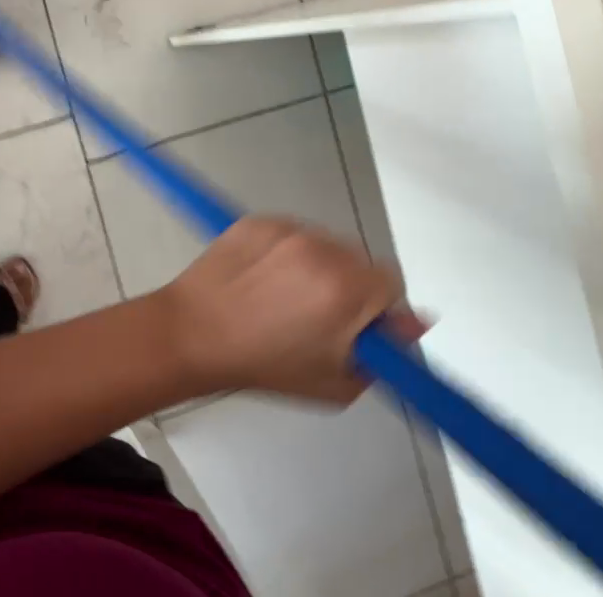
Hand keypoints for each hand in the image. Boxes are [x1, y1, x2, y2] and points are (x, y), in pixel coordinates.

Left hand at [160, 216, 419, 403]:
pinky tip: (262, 279)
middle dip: (349, 286)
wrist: (192, 333)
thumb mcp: (338, 382)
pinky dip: (285, 252)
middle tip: (317, 315)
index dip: (377, 309)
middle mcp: (323, 250)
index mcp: (349, 289)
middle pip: (359, 261)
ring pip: (324, 245)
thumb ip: (385, 355)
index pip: (393, 285)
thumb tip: (410, 325)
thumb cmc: (264, 364)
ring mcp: (287, 230)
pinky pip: (290, 234)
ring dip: (318, 266)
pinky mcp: (258, 220)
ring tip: (282, 297)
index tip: (355, 326)